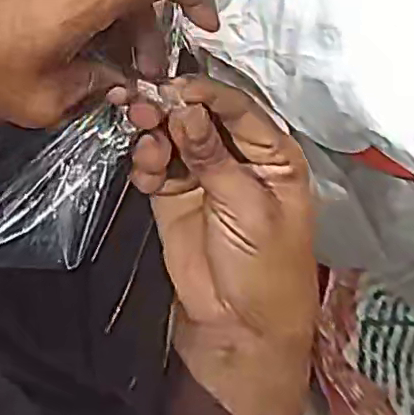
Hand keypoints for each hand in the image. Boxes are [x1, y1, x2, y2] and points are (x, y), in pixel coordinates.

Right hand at [127, 77, 316, 414]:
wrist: (237, 327)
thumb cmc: (266, 270)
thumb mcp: (247, 207)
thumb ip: (212, 155)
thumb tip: (185, 108)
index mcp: (270, 154)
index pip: (236, 107)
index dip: (205, 93)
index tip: (175, 87)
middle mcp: (234, 154)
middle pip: (197, 114)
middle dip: (170, 108)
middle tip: (146, 107)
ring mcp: (200, 170)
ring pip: (170, 133)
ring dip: (152, 130)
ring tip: (144, 137)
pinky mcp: (171, 188)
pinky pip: (152, 160)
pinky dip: (144, 160)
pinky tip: (146, 172)